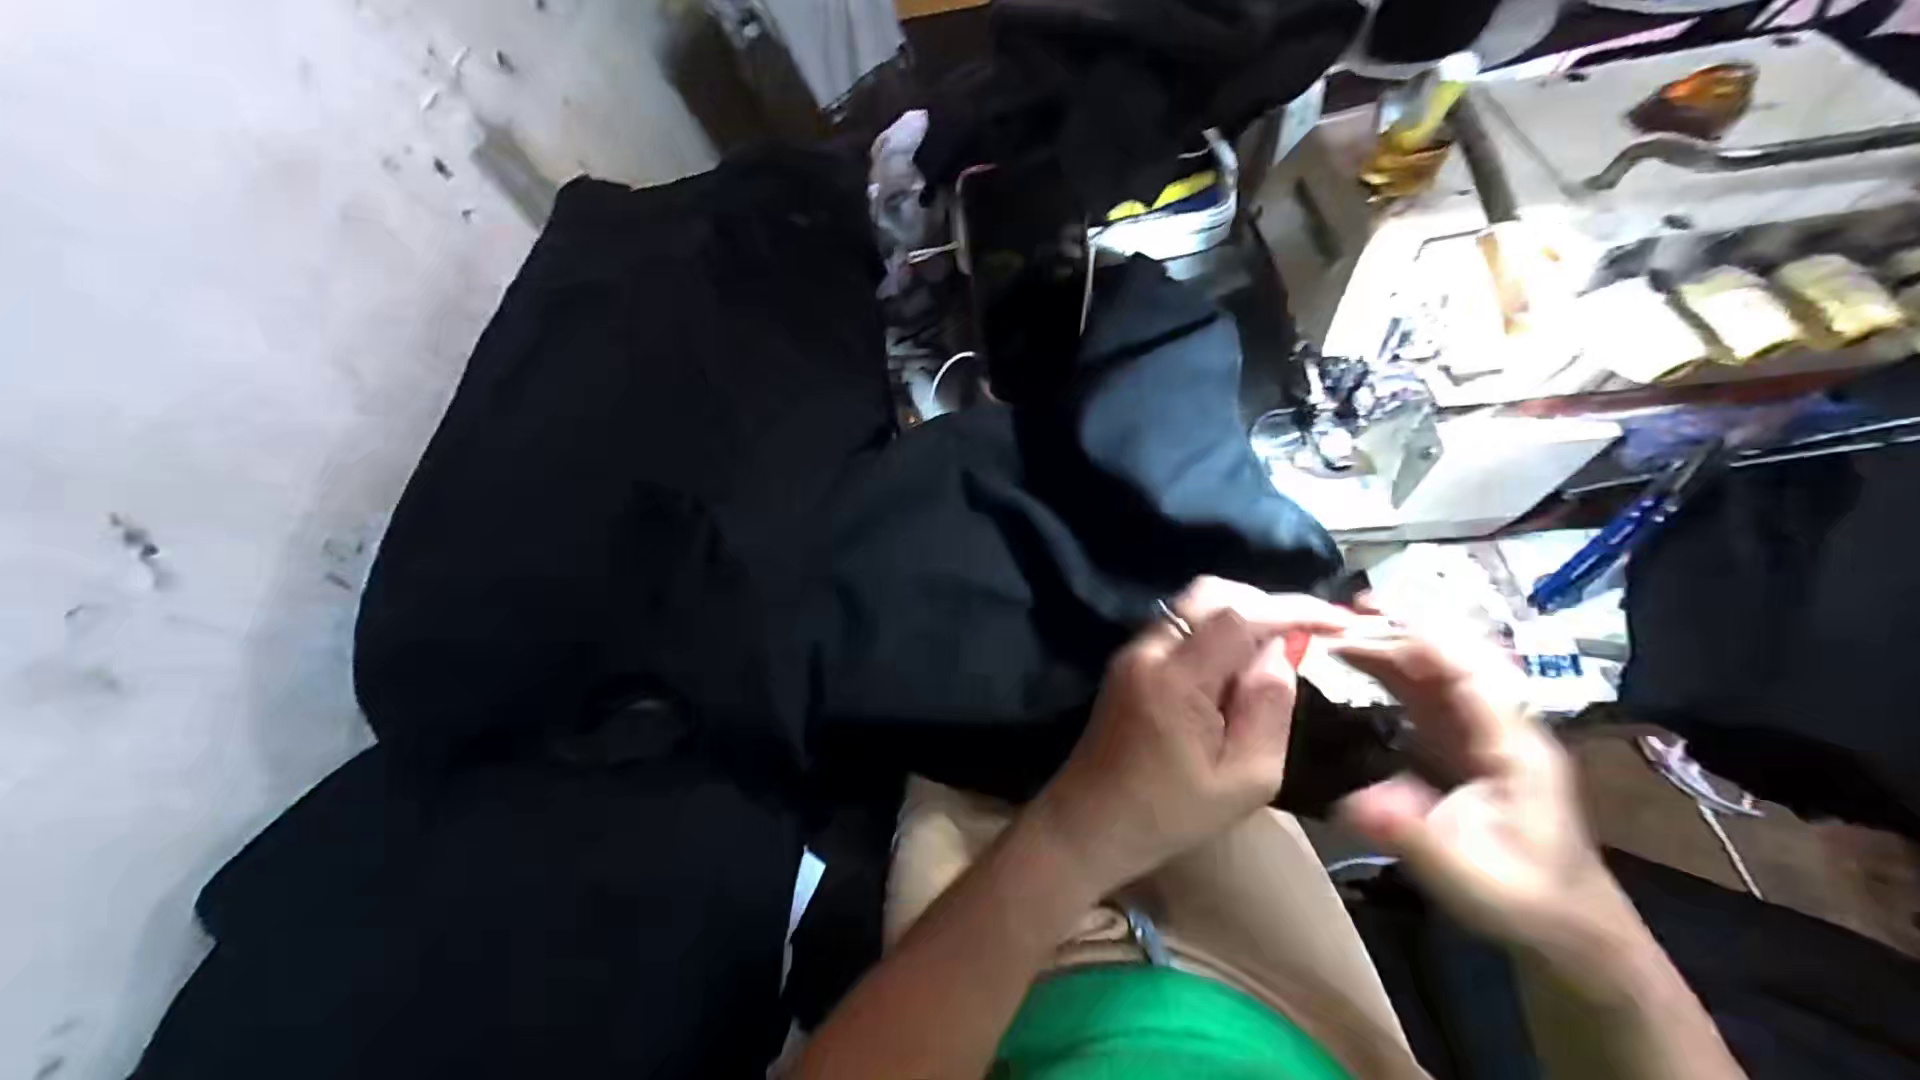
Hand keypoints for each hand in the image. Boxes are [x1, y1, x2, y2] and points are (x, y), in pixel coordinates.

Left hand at [1030, 577, 1356, 893]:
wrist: (1090, 821)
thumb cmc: (1170, 813)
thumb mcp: (1245, 777)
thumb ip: (1269, 705)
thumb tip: (1280, 650)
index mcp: (1175, 678)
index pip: (1238, 615)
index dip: (1292, 609)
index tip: (1336, 621)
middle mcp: (1147, 650)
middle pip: (1209, 594)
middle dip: (1264, 604)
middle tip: (1303, 637)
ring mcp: (1131, 653)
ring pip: (1191, 606)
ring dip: (1238, 615)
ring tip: (1275, 651)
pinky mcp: (1127, 663)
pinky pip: (1177, 627)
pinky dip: (1212, 630)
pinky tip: (1235, 665)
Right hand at [1332, 629, 1630, 960]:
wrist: (1568, 925)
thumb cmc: (1526, 899)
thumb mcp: (1467, 877)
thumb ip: (1413, 835)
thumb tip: (1354, 801)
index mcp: (1514, 746)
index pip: (1470, 674)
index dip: (1423, 641)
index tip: (1370, 620)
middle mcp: (1501, 725)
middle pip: (1455, 658)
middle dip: (1403, 628)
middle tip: (1344, 612)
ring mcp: (1482, 730)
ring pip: (1439, 668)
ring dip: (1394, 642)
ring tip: (1341, 626)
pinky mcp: (1462, 741)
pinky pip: (1427, 689)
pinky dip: (1393, 667)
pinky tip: (1360, 658)